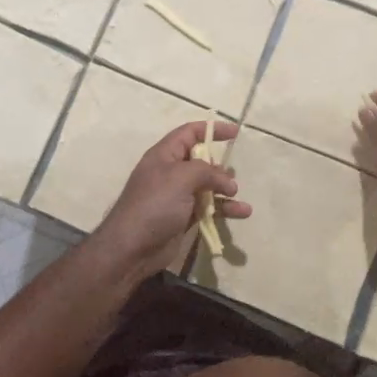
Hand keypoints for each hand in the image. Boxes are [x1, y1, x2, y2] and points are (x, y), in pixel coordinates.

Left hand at [92, 121, 249, 274]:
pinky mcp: (183, 217)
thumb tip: (228, 183)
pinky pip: (209, 208)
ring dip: (225, 189)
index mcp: (164, 155)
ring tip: (236, 194)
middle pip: (200, 160)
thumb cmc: (155, 204)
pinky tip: (243, 213)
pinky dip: (225, 209)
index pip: (189, 133)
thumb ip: (208, 172)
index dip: (211, 129)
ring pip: (207, 186)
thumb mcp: (181, 177)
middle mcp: (170, 173)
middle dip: (218, 165)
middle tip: (231, 175)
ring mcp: (177, 196)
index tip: (235, 132)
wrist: (133, 247)